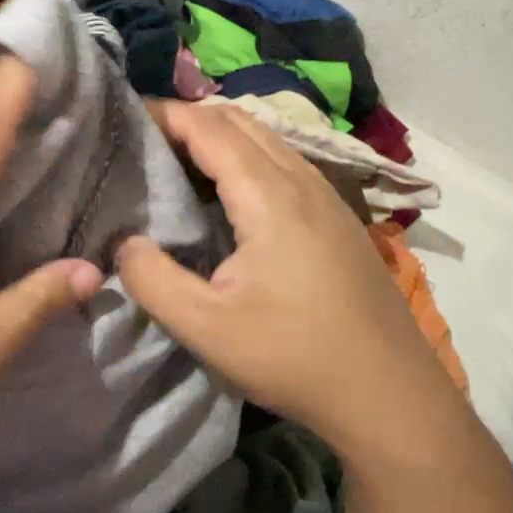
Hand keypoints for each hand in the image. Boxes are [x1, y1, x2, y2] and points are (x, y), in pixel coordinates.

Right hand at [117, 100, 457, 455]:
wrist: (391, 398)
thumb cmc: (294, 358)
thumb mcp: (206, 328)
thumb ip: (152, 279)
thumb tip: (123, 243)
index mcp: (271, 198)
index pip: (210, 129)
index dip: (164, 114)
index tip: (121, 118)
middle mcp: (304, 183)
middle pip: (241, 121)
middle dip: (188, 118)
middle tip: (141, 139)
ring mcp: (329, 200)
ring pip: (268, 140)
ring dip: (220, 136)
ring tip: (175, 160)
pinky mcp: (339, 221)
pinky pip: (285, 163)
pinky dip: (246, 157)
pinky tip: (227, 194)